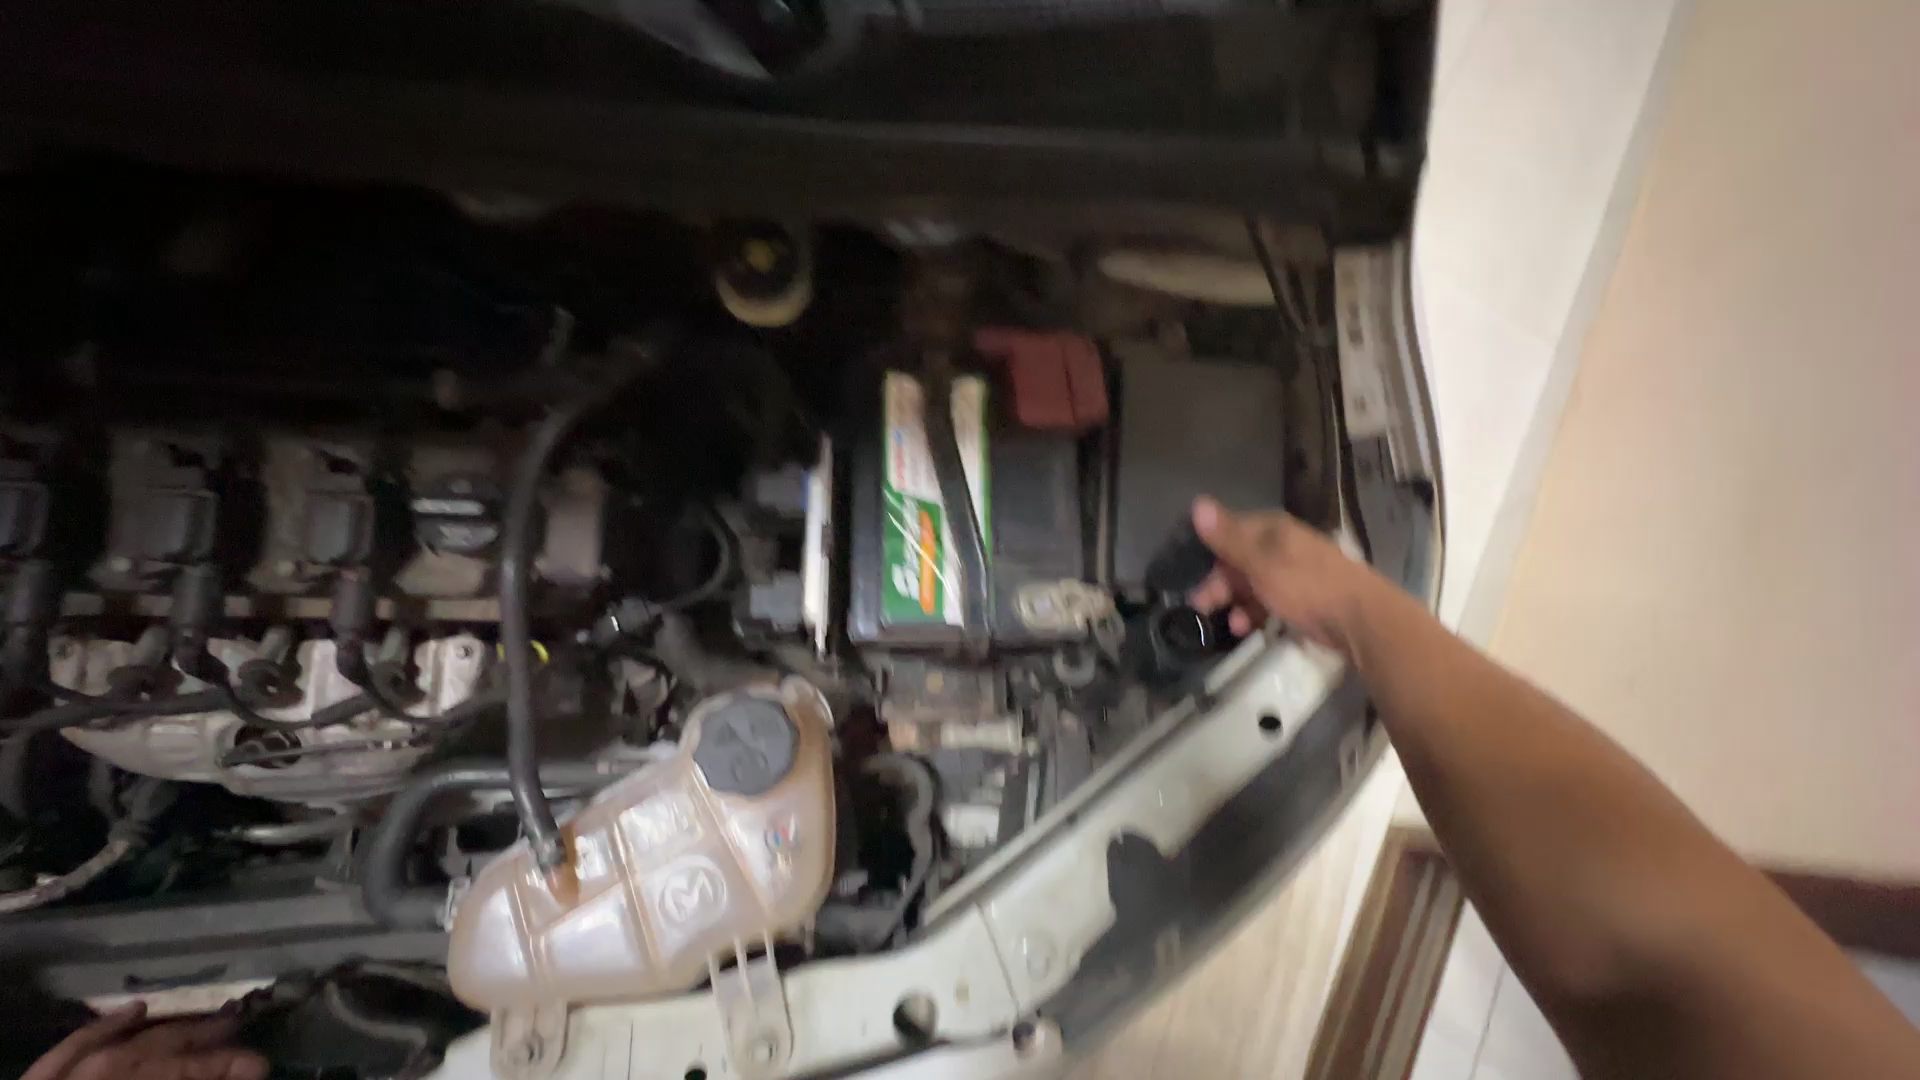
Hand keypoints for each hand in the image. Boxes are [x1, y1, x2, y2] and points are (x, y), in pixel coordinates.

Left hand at [22, 1002, 267, 1079]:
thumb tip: (239, 1078)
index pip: (183, 1073)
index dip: (227, 1067)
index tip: (262, 1067)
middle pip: (155, 1055)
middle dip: (203, 1044)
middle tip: (241, 1034)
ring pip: (115, 1049)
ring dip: (164, 1030)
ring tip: (204, 1017)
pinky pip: (58, 1058)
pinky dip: (96, 1030)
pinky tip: (134, 1011)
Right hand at [1185, 497, 1381, 658]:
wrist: (1359, 619)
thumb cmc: (1305, 585)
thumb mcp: (1260, 561)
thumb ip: (1227, 537)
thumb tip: (1197, 503)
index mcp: (1271, 530)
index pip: (1229, 532)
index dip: (1209, 551)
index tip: (1193, 575)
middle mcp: (1280, 546)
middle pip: (1237, 561)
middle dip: (1218, 584)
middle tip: (1199, 608)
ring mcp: (1291, 572)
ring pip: (1251, 584)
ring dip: (1235, 603)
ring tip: (1231, 625)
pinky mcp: (1300, 597)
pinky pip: (1267, 601)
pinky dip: (1254, 613)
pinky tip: (1248, 628)